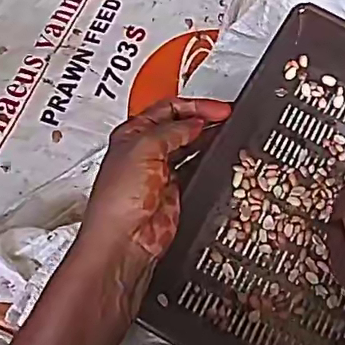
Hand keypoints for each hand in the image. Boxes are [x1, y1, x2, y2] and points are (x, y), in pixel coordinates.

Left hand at [79, 97, 230, 263]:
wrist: (125, 238)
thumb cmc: (118, 199)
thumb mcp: (144, 148)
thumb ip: (172, 131)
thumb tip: (194, 122)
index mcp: (133, 133)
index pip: (168, 109)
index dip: (194, 106)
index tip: (218, 109)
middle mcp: (146, 150)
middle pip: (181, 126)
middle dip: (203, 119)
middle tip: (226, 118)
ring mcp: (162, 171)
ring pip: (190, 147)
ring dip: (207, 139)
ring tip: (226, 133)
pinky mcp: (175, 191)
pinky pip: (196, 170)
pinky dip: (208, 162)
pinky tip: (218, 158)